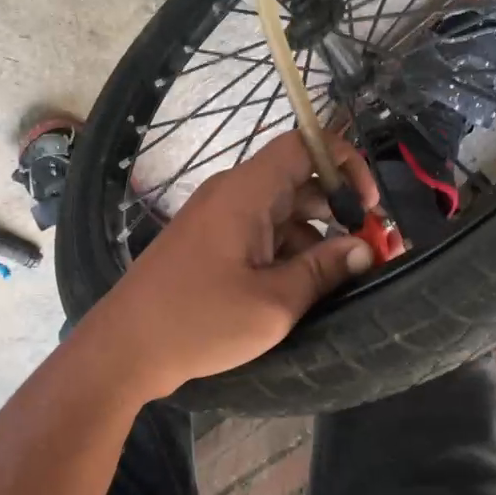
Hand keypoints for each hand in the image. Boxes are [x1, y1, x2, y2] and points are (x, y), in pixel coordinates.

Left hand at [75, 130, 381, 400]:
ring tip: (339, 279)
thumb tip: (365, 249)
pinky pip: (259, 233)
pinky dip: (286, 252)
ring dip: (314, 237)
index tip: (370, 205)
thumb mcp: (273, 303)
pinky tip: (300, 289)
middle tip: (367, 249)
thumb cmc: (199, 322)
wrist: (124, 349)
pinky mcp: (208, 245)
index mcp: (246, 193)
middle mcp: (231, 195)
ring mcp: (217, 219)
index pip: (304, 145)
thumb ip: (323, 271)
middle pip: (297, 180)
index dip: (345, 163)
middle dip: (337, 210)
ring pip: (280, 211)